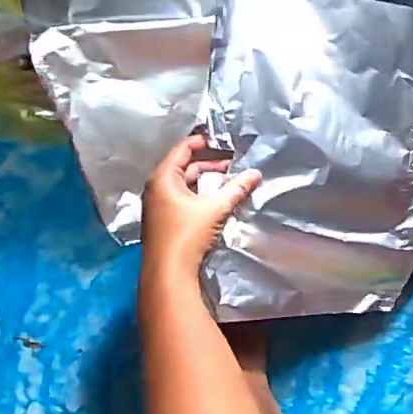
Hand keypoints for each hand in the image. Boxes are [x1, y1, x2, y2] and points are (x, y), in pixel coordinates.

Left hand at [141, 135, 261, 276]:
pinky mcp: (165, 220)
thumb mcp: (215, 208)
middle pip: (185, 167)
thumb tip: (256, 174)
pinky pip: (184, 198)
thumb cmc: (187, 234)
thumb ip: (236, 189)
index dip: (203, 142)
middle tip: (233, 165)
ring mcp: (159, 205)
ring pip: (185, 185)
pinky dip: (200, 195)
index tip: (223, 141)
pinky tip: (217, 201)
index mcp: (163, 179)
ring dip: (207, 182)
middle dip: (210, 164)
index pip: (182, 149)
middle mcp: (157, 188)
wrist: (168, 272)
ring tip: (229, 183)